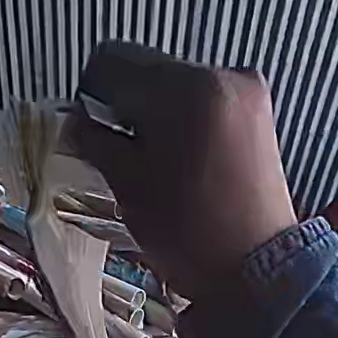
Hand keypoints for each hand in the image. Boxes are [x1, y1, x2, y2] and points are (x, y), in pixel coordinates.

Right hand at [68, 43, 297, 299]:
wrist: (258, 276)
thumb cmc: (190, 237)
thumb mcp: (131, 190)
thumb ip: (98, 144)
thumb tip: (78, 121)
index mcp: (187, 88)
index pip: (114, 61)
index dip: (91, 97)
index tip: (92, 134)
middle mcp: (223, 74)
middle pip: (149, 71)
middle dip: (127, 110)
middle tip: (125, 159)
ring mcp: (247, 94)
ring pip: (177, 89)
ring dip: (158, 119)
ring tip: (160, 169)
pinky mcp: (259, 117)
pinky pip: (205, 106)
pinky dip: (186, 126)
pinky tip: (186, 167)